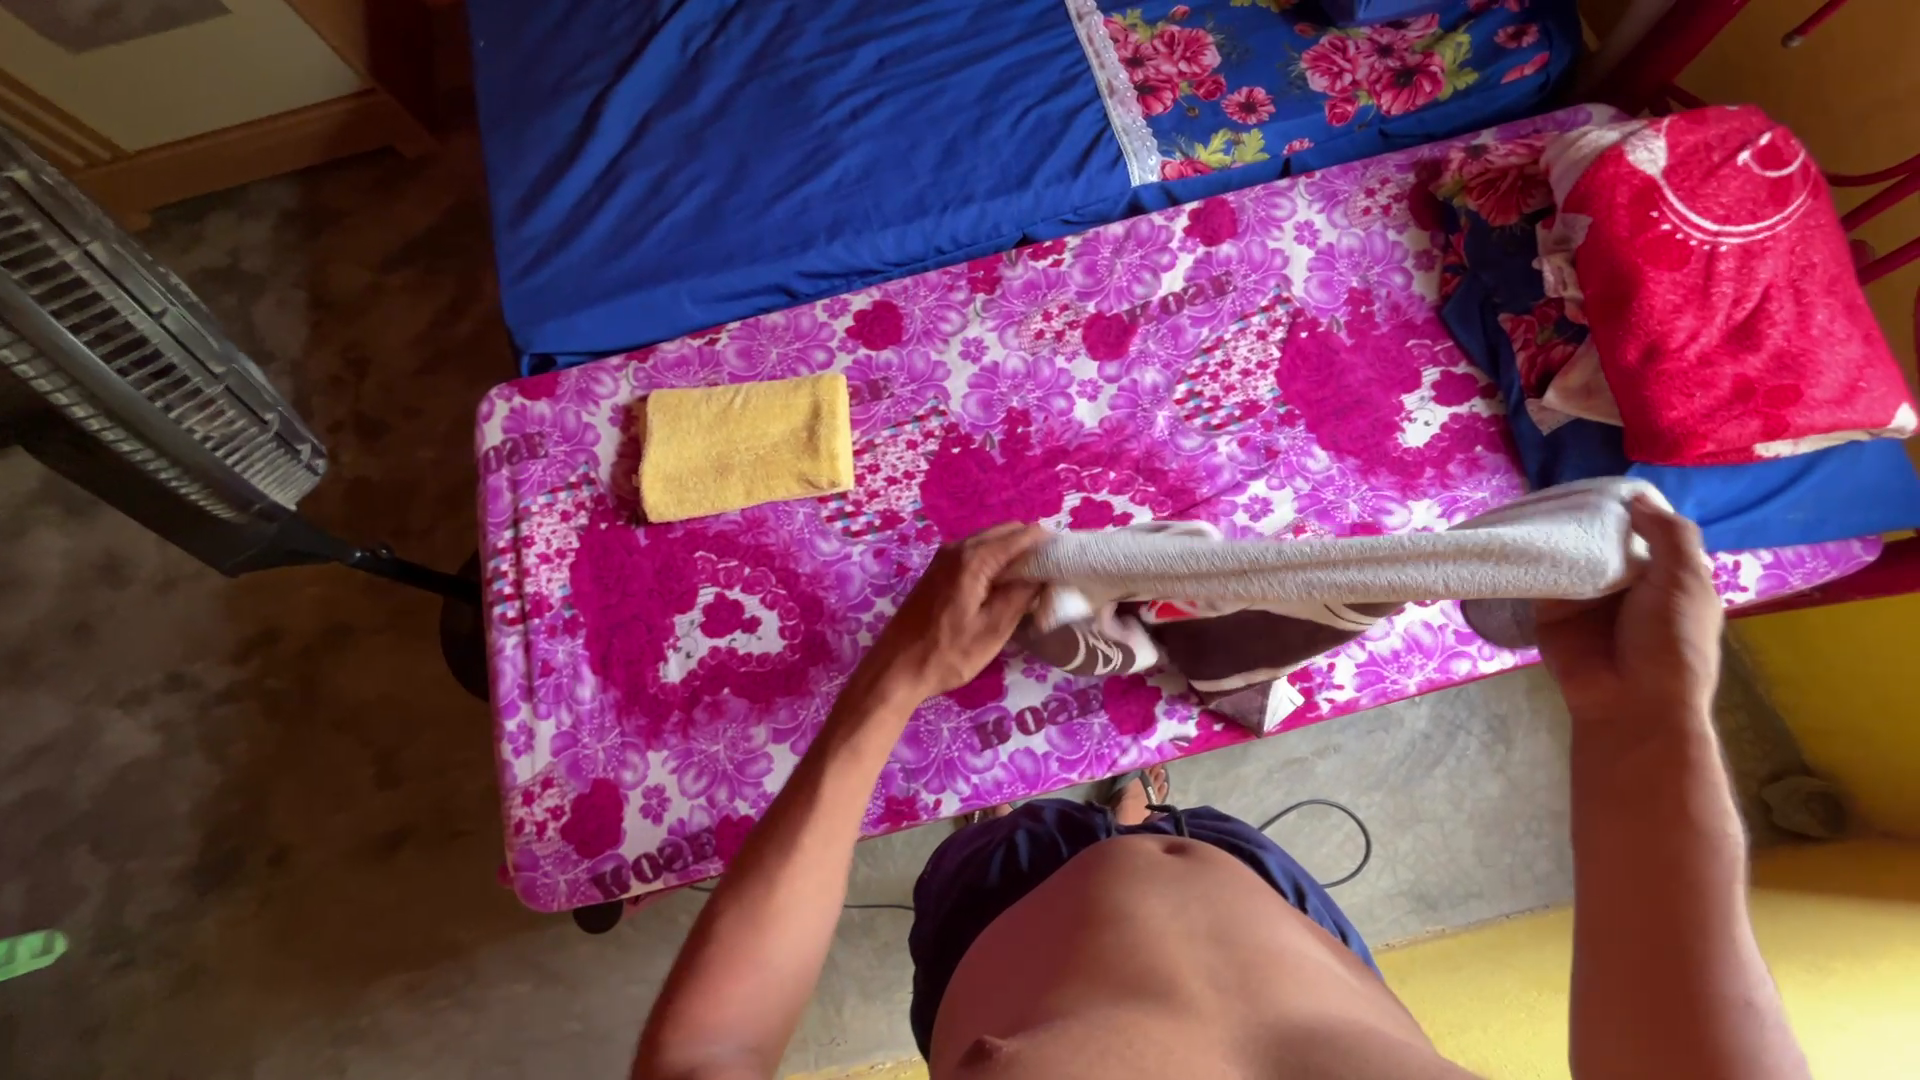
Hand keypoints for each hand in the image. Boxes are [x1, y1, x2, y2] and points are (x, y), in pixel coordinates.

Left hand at [845, 523, 1047, 708]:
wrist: (896, 669)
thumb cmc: (947, 654)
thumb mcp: (993, 630)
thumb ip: (1021, 596)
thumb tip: (1044, 574)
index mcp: (974, 559)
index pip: (1022, 535)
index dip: (1048, 544)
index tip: (1068, 561)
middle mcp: (958, 548)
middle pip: (1006, 532)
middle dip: (1032, 546)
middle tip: (1054, 573)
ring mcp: (944, 558)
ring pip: (989, 542)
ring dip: (1013, 554)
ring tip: (1034, 581)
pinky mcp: (938, 571)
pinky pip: (975, 554)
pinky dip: (994, 561)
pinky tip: (1004, 586)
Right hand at [1534, 497, 1722, 723]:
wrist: (1628, 699)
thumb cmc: (1671, 642)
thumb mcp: (1685, 582)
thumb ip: (1668, 536)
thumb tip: (1637, 499)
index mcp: (1666, 575)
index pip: (1645, 532)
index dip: (1628, 509)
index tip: (1601, 486)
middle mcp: (1624, 582)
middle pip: (1600, 540)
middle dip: (1582, 519)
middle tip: (1555, 491)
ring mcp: (1584, 596)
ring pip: (1567, 555)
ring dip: (1552, 537)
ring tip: (1528, 507)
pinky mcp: (1548, 609)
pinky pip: (1537, 577)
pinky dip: (1527, 560)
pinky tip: (1513, 537)